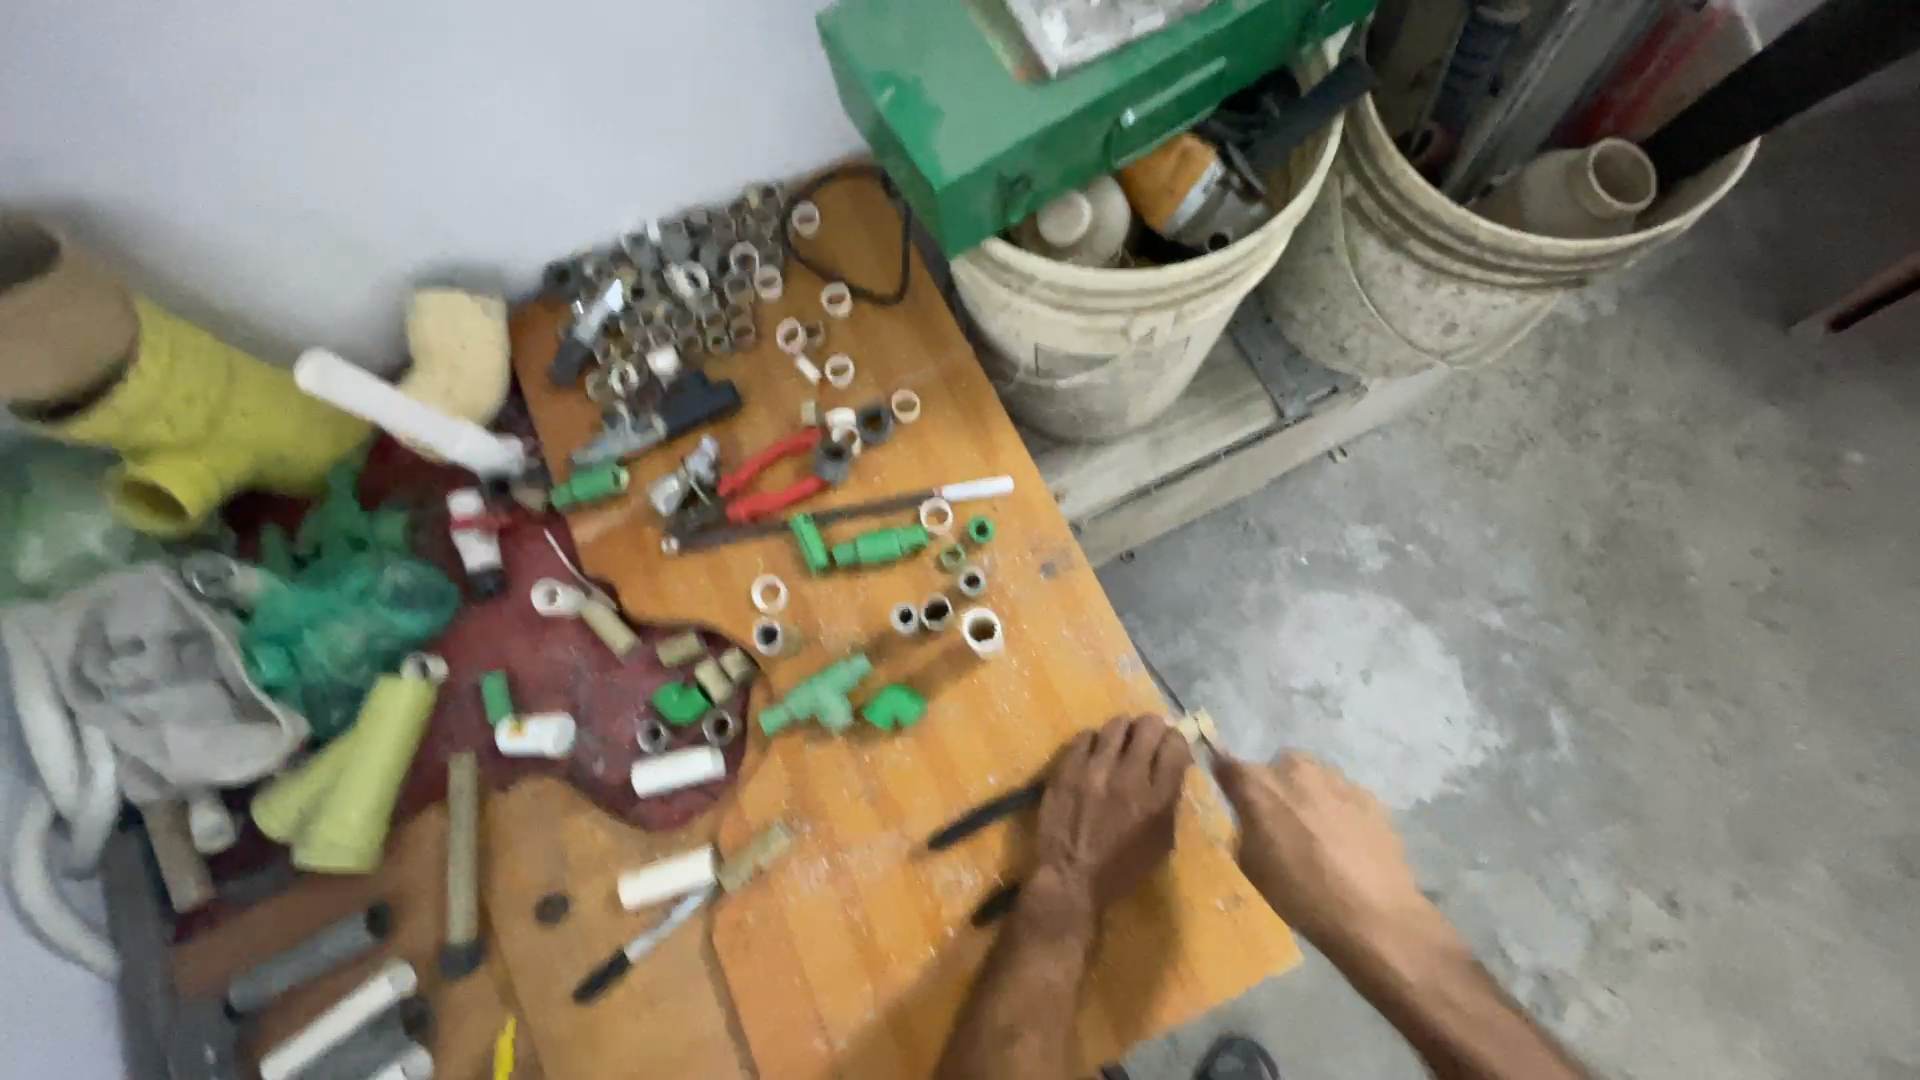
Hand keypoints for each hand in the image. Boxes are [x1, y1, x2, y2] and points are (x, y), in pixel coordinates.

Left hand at [1032, 715, 1191, 913]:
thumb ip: (1169, 800)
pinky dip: (1094, 742)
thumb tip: (1172, 767)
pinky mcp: (1067, 768)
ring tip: (1120, 740)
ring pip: (1116, 725)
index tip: (1171, 744)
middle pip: (1148, 727)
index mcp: (1156, 799)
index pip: (1175, 746)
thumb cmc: (1122, 868)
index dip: (1176, 740)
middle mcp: (1128, 777)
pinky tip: (1093, 753)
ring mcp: (1094, 769)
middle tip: (1147, 735)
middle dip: (1152, 727)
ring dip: (1123, 730)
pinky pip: (1085, 736)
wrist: (1071, 877)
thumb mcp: (1161, 841)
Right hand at [1212, 753, 1441, 954]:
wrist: (1373, 916)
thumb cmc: (1299, 893)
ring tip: (1319, 834)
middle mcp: (1293, 769)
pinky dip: (1338, 809)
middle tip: (1281, 822)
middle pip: (1274, 767)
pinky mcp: (1368, 795)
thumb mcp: (1249, 863)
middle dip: (1274, 788)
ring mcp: (1334, 779)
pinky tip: (1347, 842)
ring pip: (1311, 777)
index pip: (1226, 763)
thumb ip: (1244, 824)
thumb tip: (1248, 811)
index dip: (1226, 777)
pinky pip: (1342, 794)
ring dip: (1307, 795)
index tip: (1229, 790)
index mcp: (1256, 785)